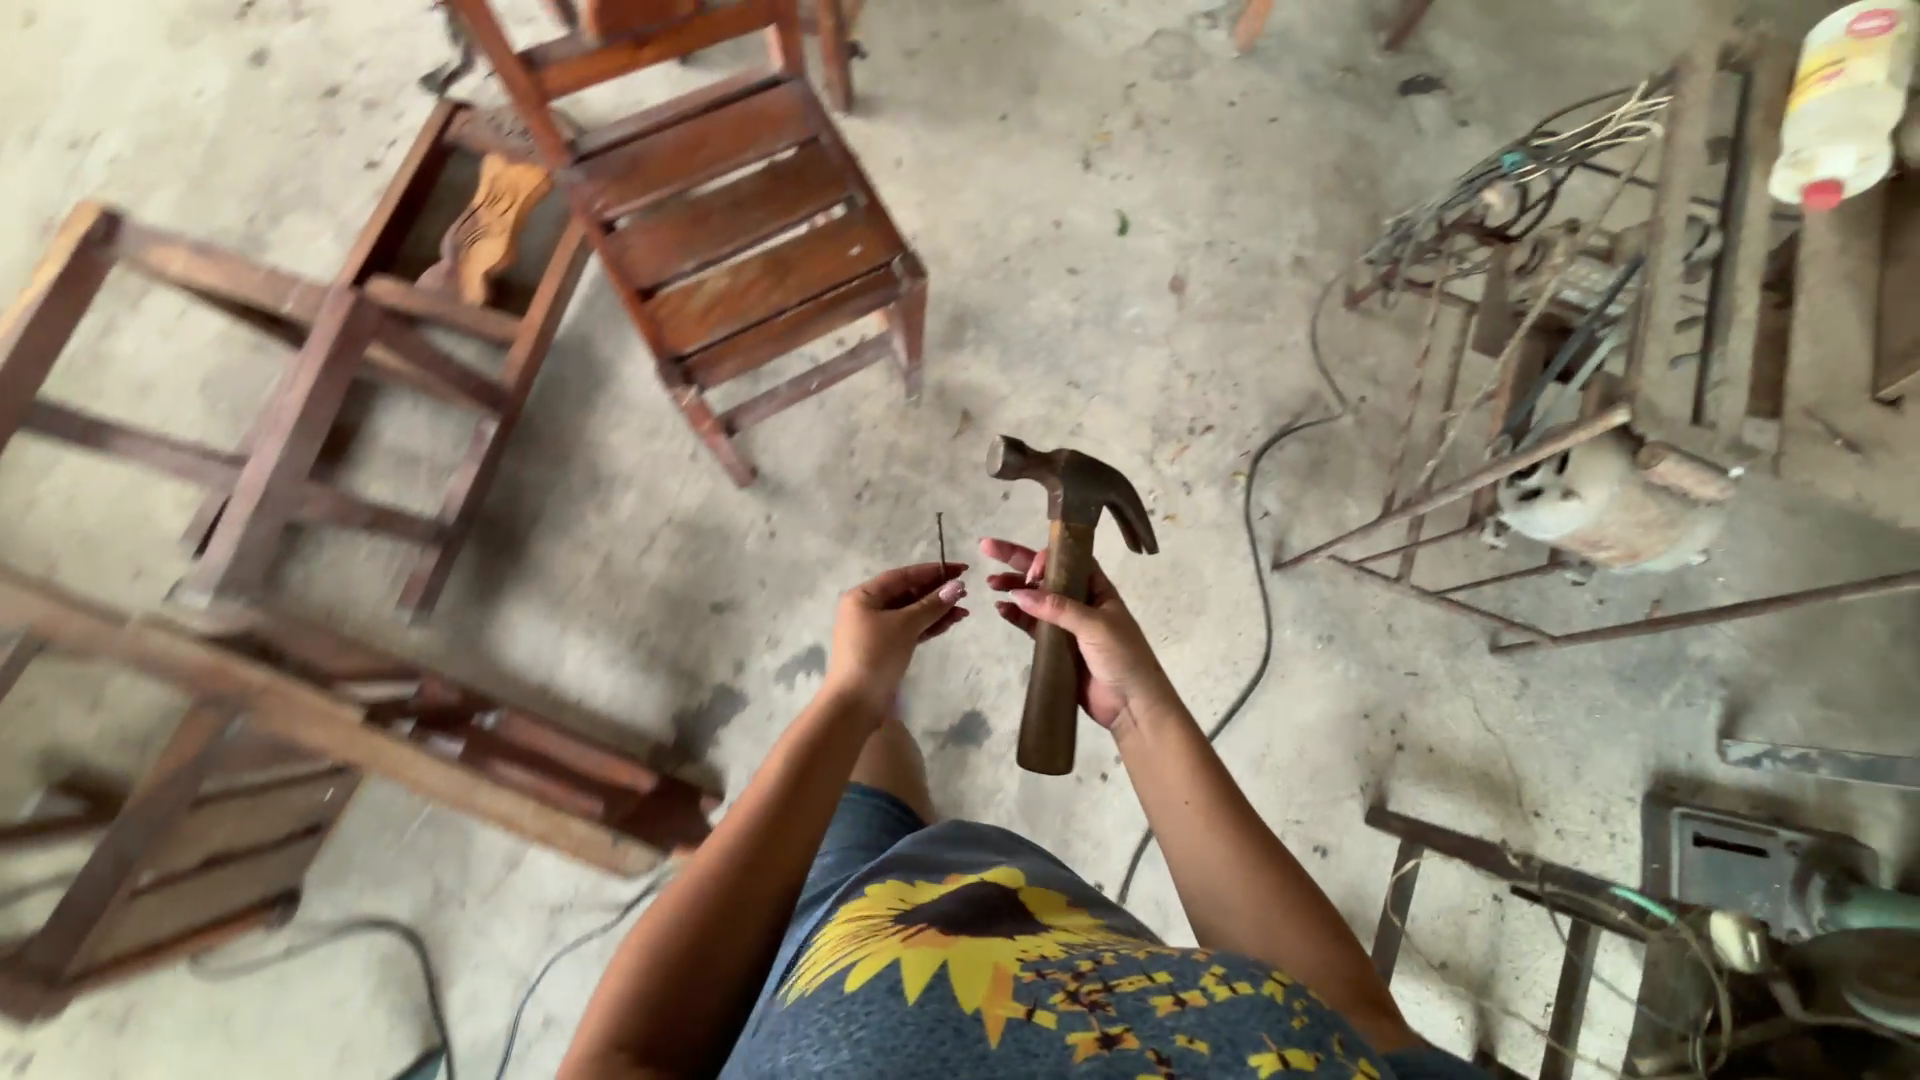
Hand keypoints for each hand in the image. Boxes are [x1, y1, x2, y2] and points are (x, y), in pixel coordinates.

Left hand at [822, 561, 969, 716]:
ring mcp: (877, 630)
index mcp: (864, 596)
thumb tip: (957, 586)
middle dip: (937, 592)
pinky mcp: (886, 648)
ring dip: (937, 611)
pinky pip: (910, 629)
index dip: (932, 571)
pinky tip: (950, 623)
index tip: (961, 569)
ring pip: (911, 613)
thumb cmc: (875, 655)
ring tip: (964, 610)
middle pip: (907, 593)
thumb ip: (931, 605)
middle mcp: (868, 608)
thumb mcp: (904, 626)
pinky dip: (929, 626)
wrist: (855, 703)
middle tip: (965, 592)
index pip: (903, 576)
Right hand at [981, 537, 1175, 733]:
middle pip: (1046, 574)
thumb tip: (1018, 593)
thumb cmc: (1123, 656)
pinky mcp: (1056, 646)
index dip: (1046, 557)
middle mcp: (1081, 600)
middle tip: (987, 549)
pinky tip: (1001, 609)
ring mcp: (1067, 624)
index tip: (1031, 571)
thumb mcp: (1094, 626)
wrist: (1131, 703)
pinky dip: (1016, 616)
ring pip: (1035, 599)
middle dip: (1018, 561)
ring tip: (990, 582)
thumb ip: (1057, 608)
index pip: (1068, 560)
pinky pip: (1032, 625)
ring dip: (1014, 588)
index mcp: (1097, 589)